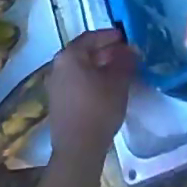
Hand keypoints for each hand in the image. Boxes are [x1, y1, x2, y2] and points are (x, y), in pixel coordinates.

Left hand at [45, 28, 136, 156]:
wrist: (78, 151)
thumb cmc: (98, 108)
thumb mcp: (119, 81)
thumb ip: (126, 61)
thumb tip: (131, 50)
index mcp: (69, 56)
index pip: (91, 37)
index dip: (110, 36)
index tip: (126, 38)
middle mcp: (57, 67)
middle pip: (84, 52)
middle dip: (106, 51)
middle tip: (125, 54)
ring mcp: (55, 86)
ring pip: (80, 68)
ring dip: (99, 66)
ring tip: (120, 70)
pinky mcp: (57, 103)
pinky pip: (76, 81)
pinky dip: (91, 79)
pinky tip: (107, 87)